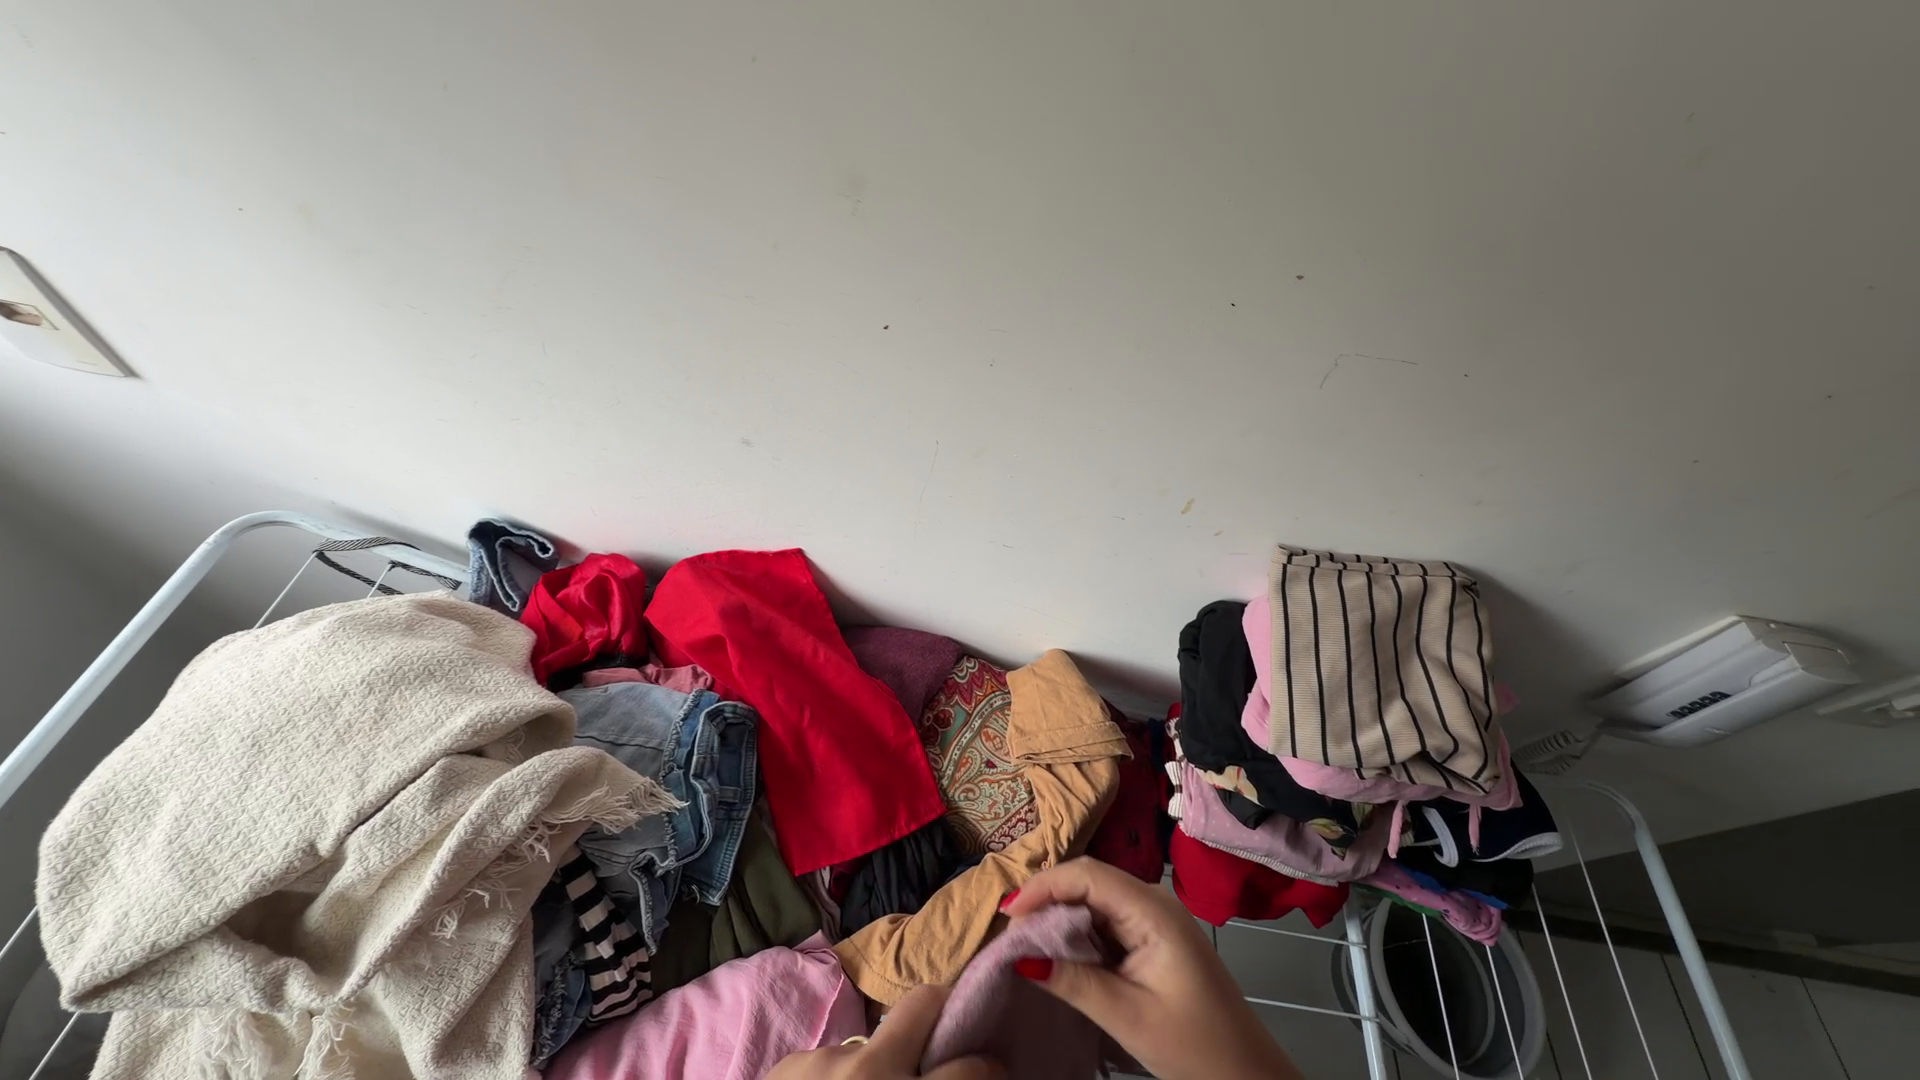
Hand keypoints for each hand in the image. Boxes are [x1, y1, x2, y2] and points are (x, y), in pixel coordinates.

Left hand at [767, 983, 1004, 1079]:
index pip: (971, 1069)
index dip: (989, 1068)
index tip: (992, 1072)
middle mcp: (865, 1069)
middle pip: (923, 1002)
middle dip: (942, 1016)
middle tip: (944, 1047)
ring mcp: (823, 1058)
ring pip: (870, 1043)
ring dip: (876, 1068)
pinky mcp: (788, 1061)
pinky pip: (830, 1061)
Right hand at [1002, 857, 1303, 1079]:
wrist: (1248, 1074)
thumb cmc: (1194, 1046)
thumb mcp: (1128, 1016)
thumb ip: (1074, 981)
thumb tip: (1019, 955)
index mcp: (1153, 911)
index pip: (1088, 875)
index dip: (1044, 886)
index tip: (1009, 914)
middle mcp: (1152, 900)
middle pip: (1089, 879)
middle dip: (1047, 897)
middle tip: (1010, 929)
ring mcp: (1153, 916)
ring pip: (1094, 897)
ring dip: (1059, 914)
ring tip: (1024, 939)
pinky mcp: (1151, 934)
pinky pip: (1105, 918)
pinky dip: (1077, 929)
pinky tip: (1057, 949)